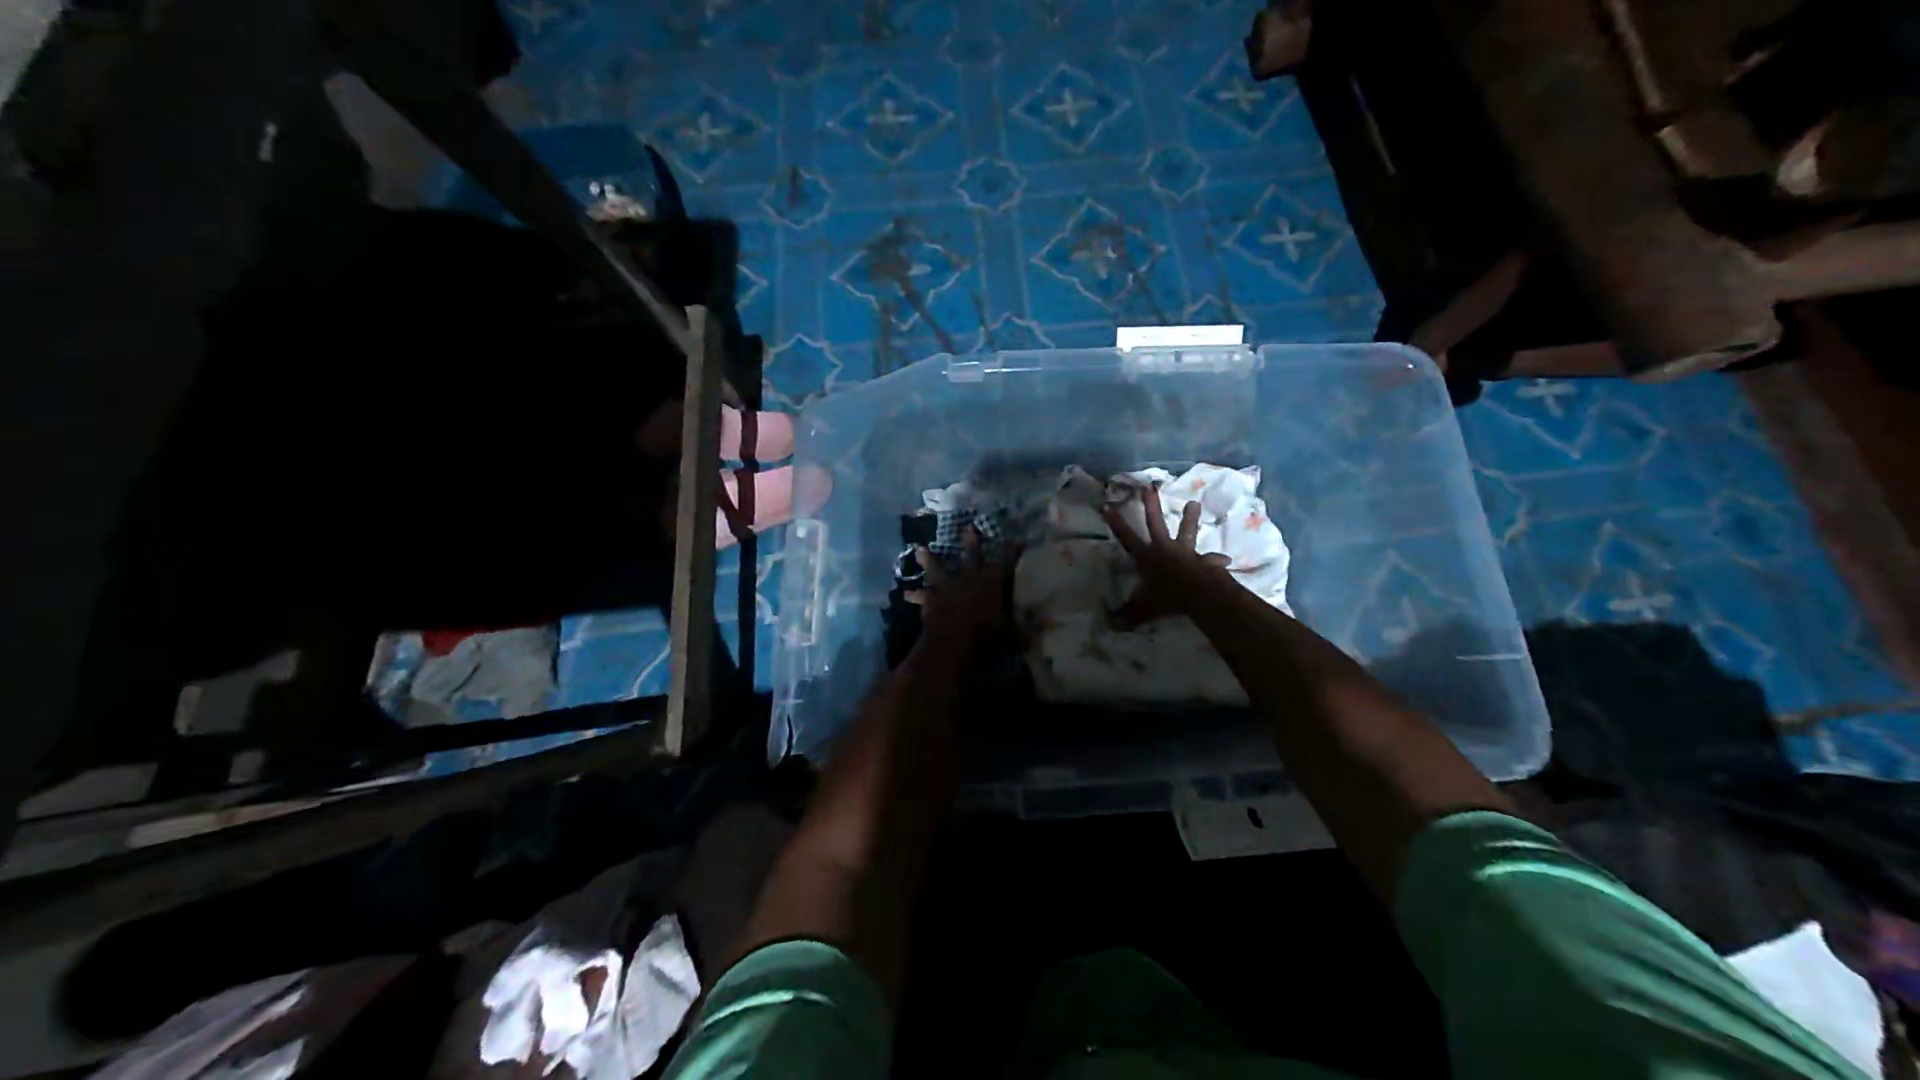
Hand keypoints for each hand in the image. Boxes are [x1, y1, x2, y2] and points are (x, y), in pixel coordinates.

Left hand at [908, 528, 1009, 660]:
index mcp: (993, 583)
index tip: (1018, 540)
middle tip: (969, 528)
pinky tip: (906, 594)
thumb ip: (1022, 631)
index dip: (1013, 551)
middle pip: (972, 557)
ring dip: (929, 560)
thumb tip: (1035, 633)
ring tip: (919, 549)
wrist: (953, 641)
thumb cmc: (987, 635)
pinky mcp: (932, 599)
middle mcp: (970, 579)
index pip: (1007, 562)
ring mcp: (949, 587)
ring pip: (939, 569)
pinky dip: (915, 595)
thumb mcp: (1011, 634)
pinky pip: (922, 596)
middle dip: (972, 543)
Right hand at [1101, 483, 1233, 627]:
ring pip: (1186, 532)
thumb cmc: (1166, 597)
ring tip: (1194, 503)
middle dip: (1151, 505)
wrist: (1198, 593)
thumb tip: (1113, 624)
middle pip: (1155, 522)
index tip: (1107, 505)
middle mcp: (1164, 548)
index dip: (1116, 523)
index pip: (1126, 537)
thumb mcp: (1144, 608)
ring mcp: (1185, 552)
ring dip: (1189, 519)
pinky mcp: (1203, 561)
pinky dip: (1215, 560)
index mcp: (1146, 557)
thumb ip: (1130, 614)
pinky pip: (1210, 560)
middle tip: (1149, 486)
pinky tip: (1224, 560)